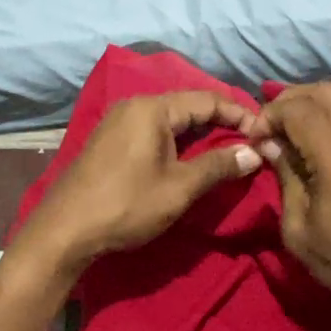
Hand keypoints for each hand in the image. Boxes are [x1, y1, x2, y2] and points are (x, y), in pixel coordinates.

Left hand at [15, 91, 265, 275]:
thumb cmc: (126, 205)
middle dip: (221, 123)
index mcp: (152, 109)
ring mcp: (119, 122)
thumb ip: (219, 166)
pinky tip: (191, 158)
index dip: (240, 115)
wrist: (65, 230)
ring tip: (228, 152)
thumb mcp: (179, 188)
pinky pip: (153, 131)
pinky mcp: (110, 141)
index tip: (265, 134)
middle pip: (188, 106)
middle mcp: (134, 106)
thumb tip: (255, 153)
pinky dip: (177, 141)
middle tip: (251, 143)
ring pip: (170, 120)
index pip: (207, 100)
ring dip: (200, 133)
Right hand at [257, 82, 330, 314]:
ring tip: (289, 131)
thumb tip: (270, 143)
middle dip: (291, 99)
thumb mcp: (298, 230)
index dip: (271, 115)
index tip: (254, 137)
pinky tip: (314, 141)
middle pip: (327, 91)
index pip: (301, 111)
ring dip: (313, 104)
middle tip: (270, 126)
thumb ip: (285, 176)